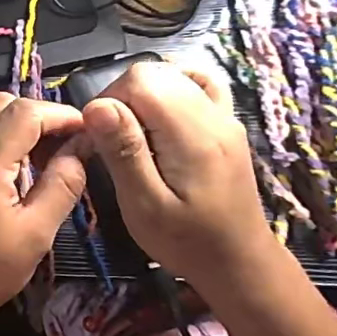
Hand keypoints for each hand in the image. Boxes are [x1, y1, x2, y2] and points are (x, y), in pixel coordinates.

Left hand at [0, 94, 87, 335]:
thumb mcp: (36, 234)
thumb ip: (62, 184)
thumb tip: (81, 147)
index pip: (25, 112)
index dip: (61, 115)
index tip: (89, 132)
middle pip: (1, 104)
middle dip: (39, 114)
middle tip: (66, 144)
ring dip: (17, 126)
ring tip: (46, 158)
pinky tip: (16, 171)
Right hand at [81, 63, 271, 282]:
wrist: (239, 264)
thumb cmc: (186, 242)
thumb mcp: (145, 205)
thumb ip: (123, 152)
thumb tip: (97, 106)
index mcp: (191, 134)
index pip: (140, 80)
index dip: (109, 100)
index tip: (99, 139)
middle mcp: (212, 115)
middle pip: (155, 72)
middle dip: (122, 96)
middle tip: (112, 140)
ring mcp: (223, 117)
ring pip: (174, 73)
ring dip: (142, 94)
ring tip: (133, 131)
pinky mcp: (225, 125)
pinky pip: (198, 84)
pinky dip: (172, 87)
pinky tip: (158, 113)